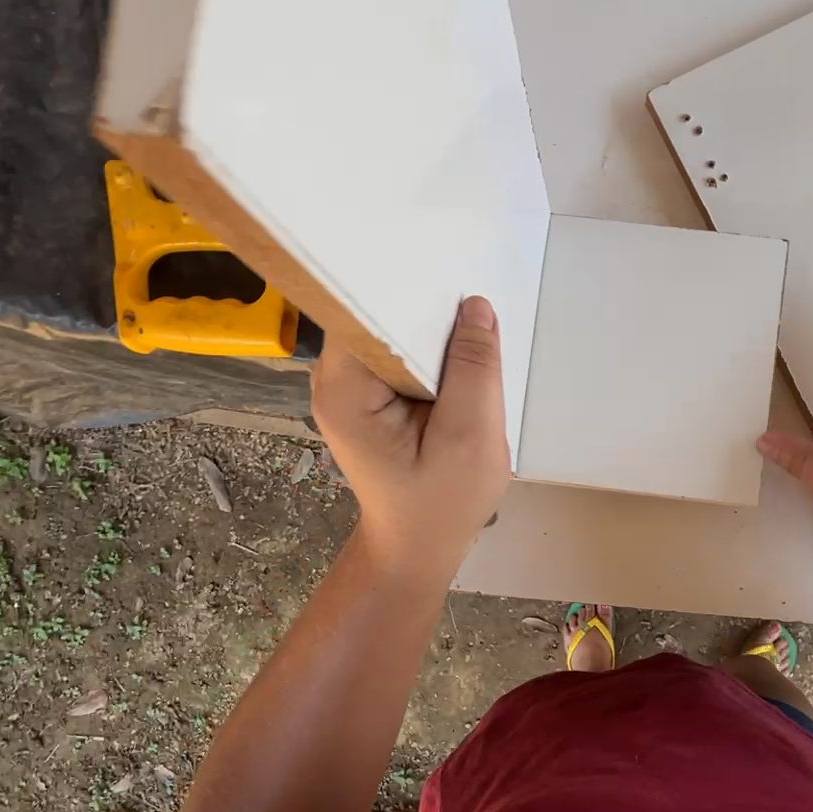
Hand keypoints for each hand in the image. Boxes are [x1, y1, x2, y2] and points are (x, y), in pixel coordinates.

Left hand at [313, 296, 512, 583]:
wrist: (419, 547)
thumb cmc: (441, 504)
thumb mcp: (470, 438)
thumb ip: (475, 369)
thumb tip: (476, 305)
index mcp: (345, 388)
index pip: (365, 307)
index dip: (405, 284)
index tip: (445, 264)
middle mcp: (336, 379)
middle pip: (379, 315)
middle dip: (426, 306)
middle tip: (471, 290)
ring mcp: (352, 386)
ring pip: (395, 333)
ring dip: (434, 331)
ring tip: (471, 321)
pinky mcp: (372, 394)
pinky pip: (403, 354)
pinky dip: (433, 353)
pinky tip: (459, 353)